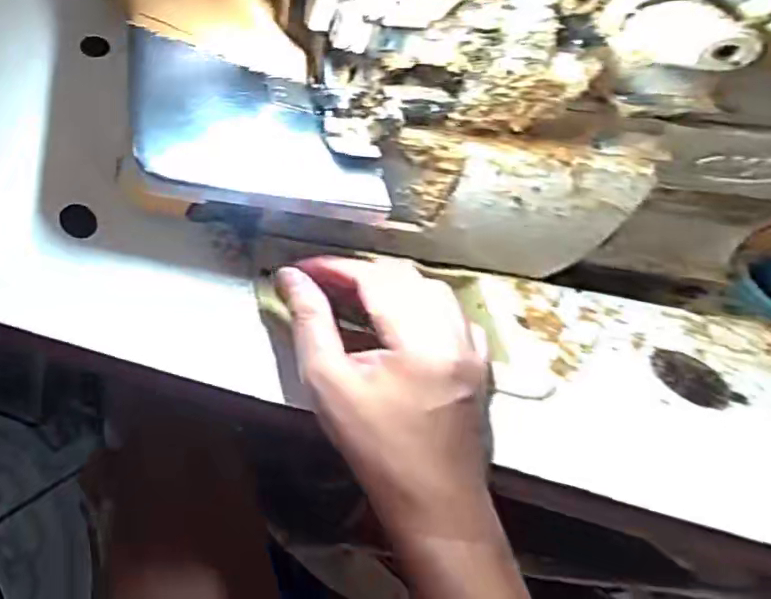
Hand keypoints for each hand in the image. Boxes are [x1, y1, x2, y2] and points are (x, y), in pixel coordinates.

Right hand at [275, 257, 492, 534]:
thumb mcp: (325, 377)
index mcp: (422, 343)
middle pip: (405, 277)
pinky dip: (419, 304)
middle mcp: (456, 340)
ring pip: (432, 291)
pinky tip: (394, 320)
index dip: (332, 266)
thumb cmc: (373, 442)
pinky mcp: (479, 369)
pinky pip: (452, 316)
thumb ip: (309, 318)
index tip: (300, 270)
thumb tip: (291, 276)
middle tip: (320, 281)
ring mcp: (474, 355)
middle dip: (358, 271)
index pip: (375, 278)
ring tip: (352, 296)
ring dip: (389, 284)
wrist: (433, 503)